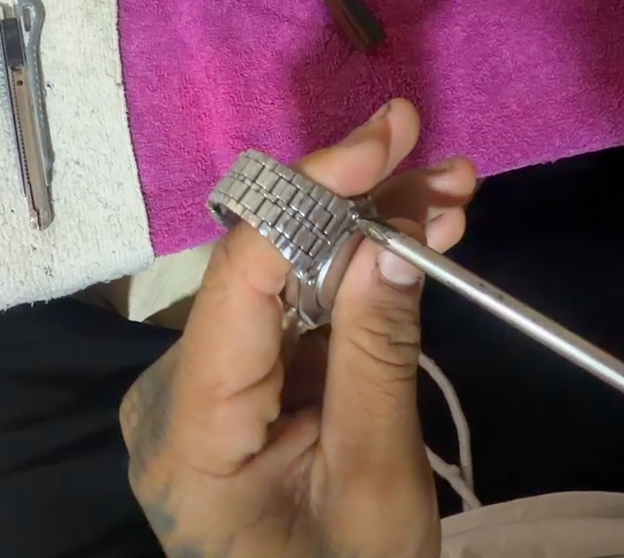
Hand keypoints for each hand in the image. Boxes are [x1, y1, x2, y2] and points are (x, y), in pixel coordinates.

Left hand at [120, 99, 474, 557]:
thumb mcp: (378, 481)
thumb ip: (378, 353)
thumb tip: (393, 238)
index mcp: (191, 425)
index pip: (240, 273)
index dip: (310, 190)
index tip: (383, 142)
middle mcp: (177, 381)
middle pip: (267, 260)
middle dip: (359, 206)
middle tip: (438, 165)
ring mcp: (204, 374)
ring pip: (286, 271)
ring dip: (368, 232)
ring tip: (446, 193)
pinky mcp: (235, 373)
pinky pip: (294, 303)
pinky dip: (355, 272)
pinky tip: (410, 239)